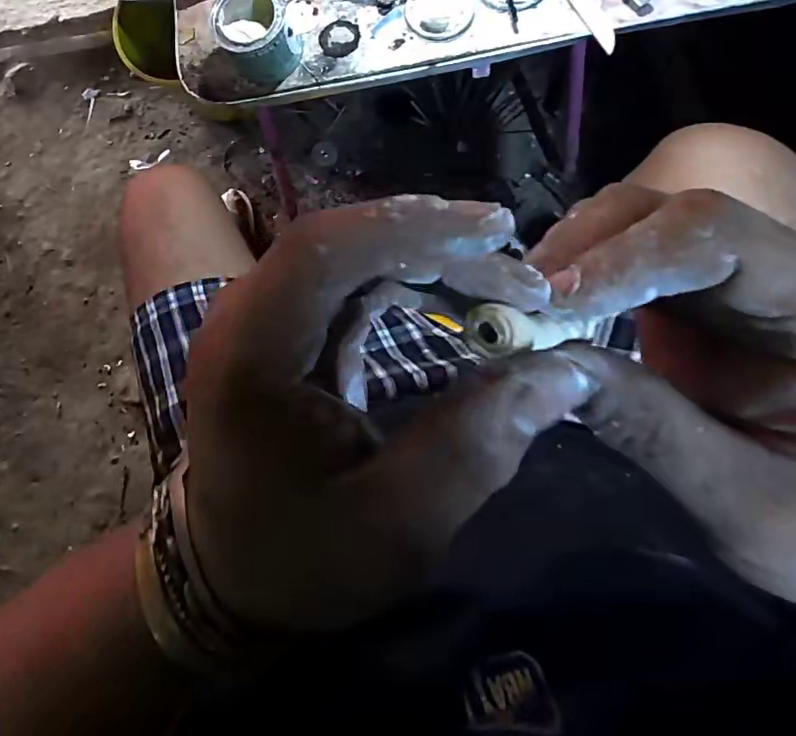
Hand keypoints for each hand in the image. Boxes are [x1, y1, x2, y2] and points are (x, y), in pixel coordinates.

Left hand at [181, 196, 596, 633]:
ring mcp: (255, 318)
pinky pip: (341, 283)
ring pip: (342, 256)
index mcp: (248, 353)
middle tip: (520, 270)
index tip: (495, 235)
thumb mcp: (398, 522)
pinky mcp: (278, 328)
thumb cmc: (300, 556)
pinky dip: (400, 279)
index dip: (405, 228)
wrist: (232, 568)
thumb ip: (476, 443)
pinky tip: (450, 295)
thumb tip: (564, 369)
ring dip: (421, 258)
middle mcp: (240, 317)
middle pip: (333, 244)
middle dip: (428, 242)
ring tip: (501, 282)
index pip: (316, 252)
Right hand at [528, 185, 795, 632]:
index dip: (628, 254)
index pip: (724, 239)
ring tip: (522, 298)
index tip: (551, 297)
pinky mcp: (701, 308)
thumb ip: (652, 430)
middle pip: (677, 214)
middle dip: (589, 243)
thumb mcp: (756, 513)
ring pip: (644, 226)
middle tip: (520, 293)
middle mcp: (792, 280)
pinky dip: (577, 273)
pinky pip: (628, 262)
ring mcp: (743, 289)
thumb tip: (545, 364)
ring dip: (574, 252)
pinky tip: (545, 305)